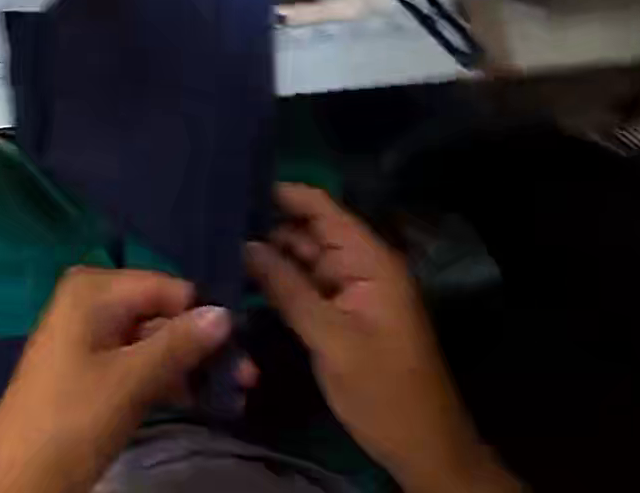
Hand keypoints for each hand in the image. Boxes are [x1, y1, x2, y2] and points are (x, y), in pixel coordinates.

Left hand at [0, 267, 234, 492]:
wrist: (15, 484)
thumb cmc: (71, 421)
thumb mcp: (129, 381)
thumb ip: (178, 344)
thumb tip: (225, 313)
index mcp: (93, 288)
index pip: (165, 287)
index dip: (204, 312)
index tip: (245, 343)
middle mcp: (93, 300)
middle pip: (160, 312)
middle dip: (201, 343)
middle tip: (247, 376)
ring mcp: (92, 335)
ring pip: (153, 340)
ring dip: (191, 364)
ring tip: (237, 390)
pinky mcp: (94, 368)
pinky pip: (139, 361)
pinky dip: (168, 378)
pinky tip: (203, 397)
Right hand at [247, 183, 519, 492]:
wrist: (426, 454)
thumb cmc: (385, 391)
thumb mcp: (332, 339)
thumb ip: (287, 289)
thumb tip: (244, 246)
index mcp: (368, 259)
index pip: (321, 207)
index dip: (282, 193)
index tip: (236, 186)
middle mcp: (357, 264)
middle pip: (306, 230)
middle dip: (265, 223)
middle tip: (213, 219)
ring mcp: (347, 288)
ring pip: (300, 257)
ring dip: (266, 251)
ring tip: (217, 240)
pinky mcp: (338, 312)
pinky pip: (303, 283)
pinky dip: (276, 278)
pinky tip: (240, 272)